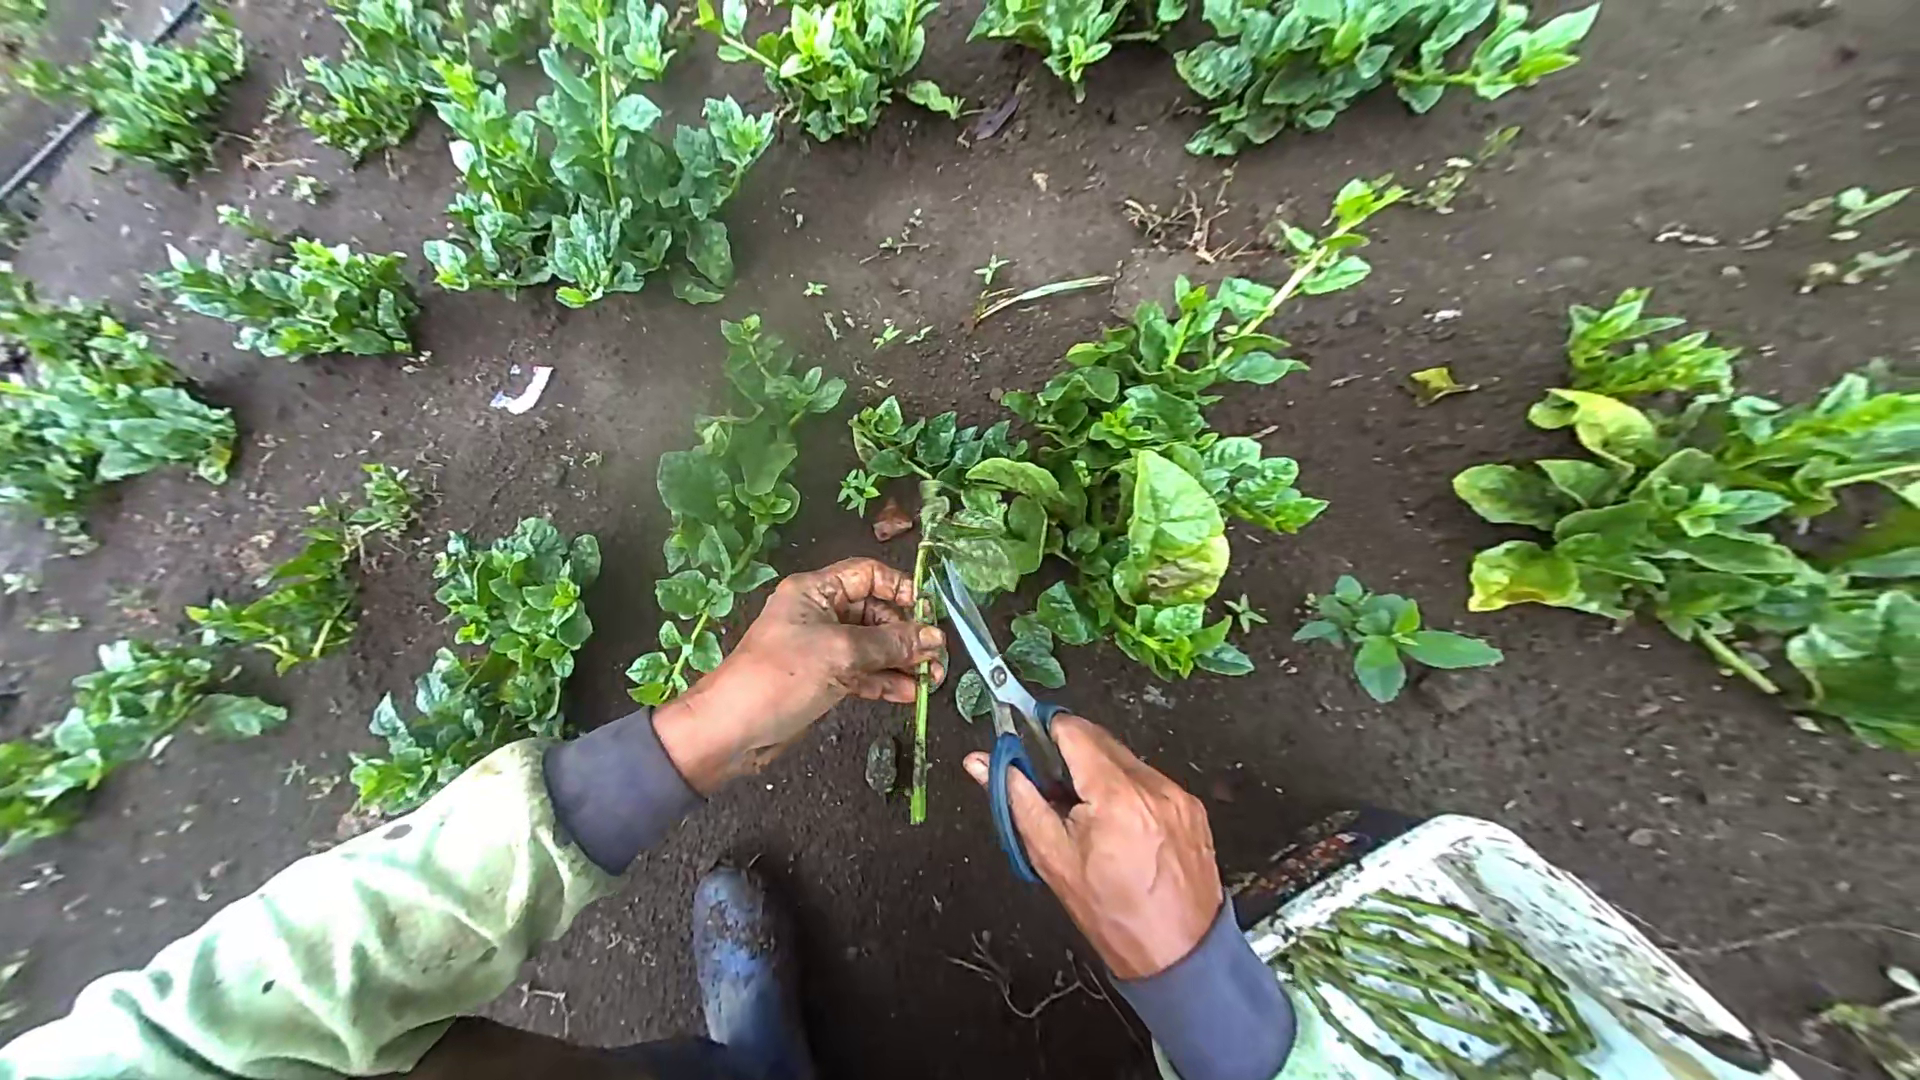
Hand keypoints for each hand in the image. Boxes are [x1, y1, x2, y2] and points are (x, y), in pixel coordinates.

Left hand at [656, 558, 944, 793]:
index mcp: (816, 591)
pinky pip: (865, 670)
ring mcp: (824, 646)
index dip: (901, 590)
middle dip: (908, 634)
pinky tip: (910, 693)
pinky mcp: (826, 676)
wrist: (732, 732)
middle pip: (877, 612)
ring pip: (874, 645)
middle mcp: (821, 613)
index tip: (930, 613)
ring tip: (931, 680)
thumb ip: (892, 643)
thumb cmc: (783, 677)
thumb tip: (935, 638)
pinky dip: (886, 680)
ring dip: (903, 661)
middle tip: (935, 657)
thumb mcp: (842, 653)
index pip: (869, 575)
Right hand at [963, 715, 1221, 979]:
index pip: (1073, 729)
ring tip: (1088, 810)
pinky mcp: (1191, 804)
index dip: (1046, 729)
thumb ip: (1016, 798)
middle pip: (1098, 738)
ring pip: (1123, 757)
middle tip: (1053, 785)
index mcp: (1115, 795)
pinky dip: (1126, 787)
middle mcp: (1152, 785)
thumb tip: (980, 762)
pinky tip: (1119, 822)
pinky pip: (1148, 777)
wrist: (1180, 957)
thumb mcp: (1051, 856)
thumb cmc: (1111, 913)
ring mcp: (1176, 793)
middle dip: (1070, 751)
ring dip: (1099, 769)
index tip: (1029, 741)